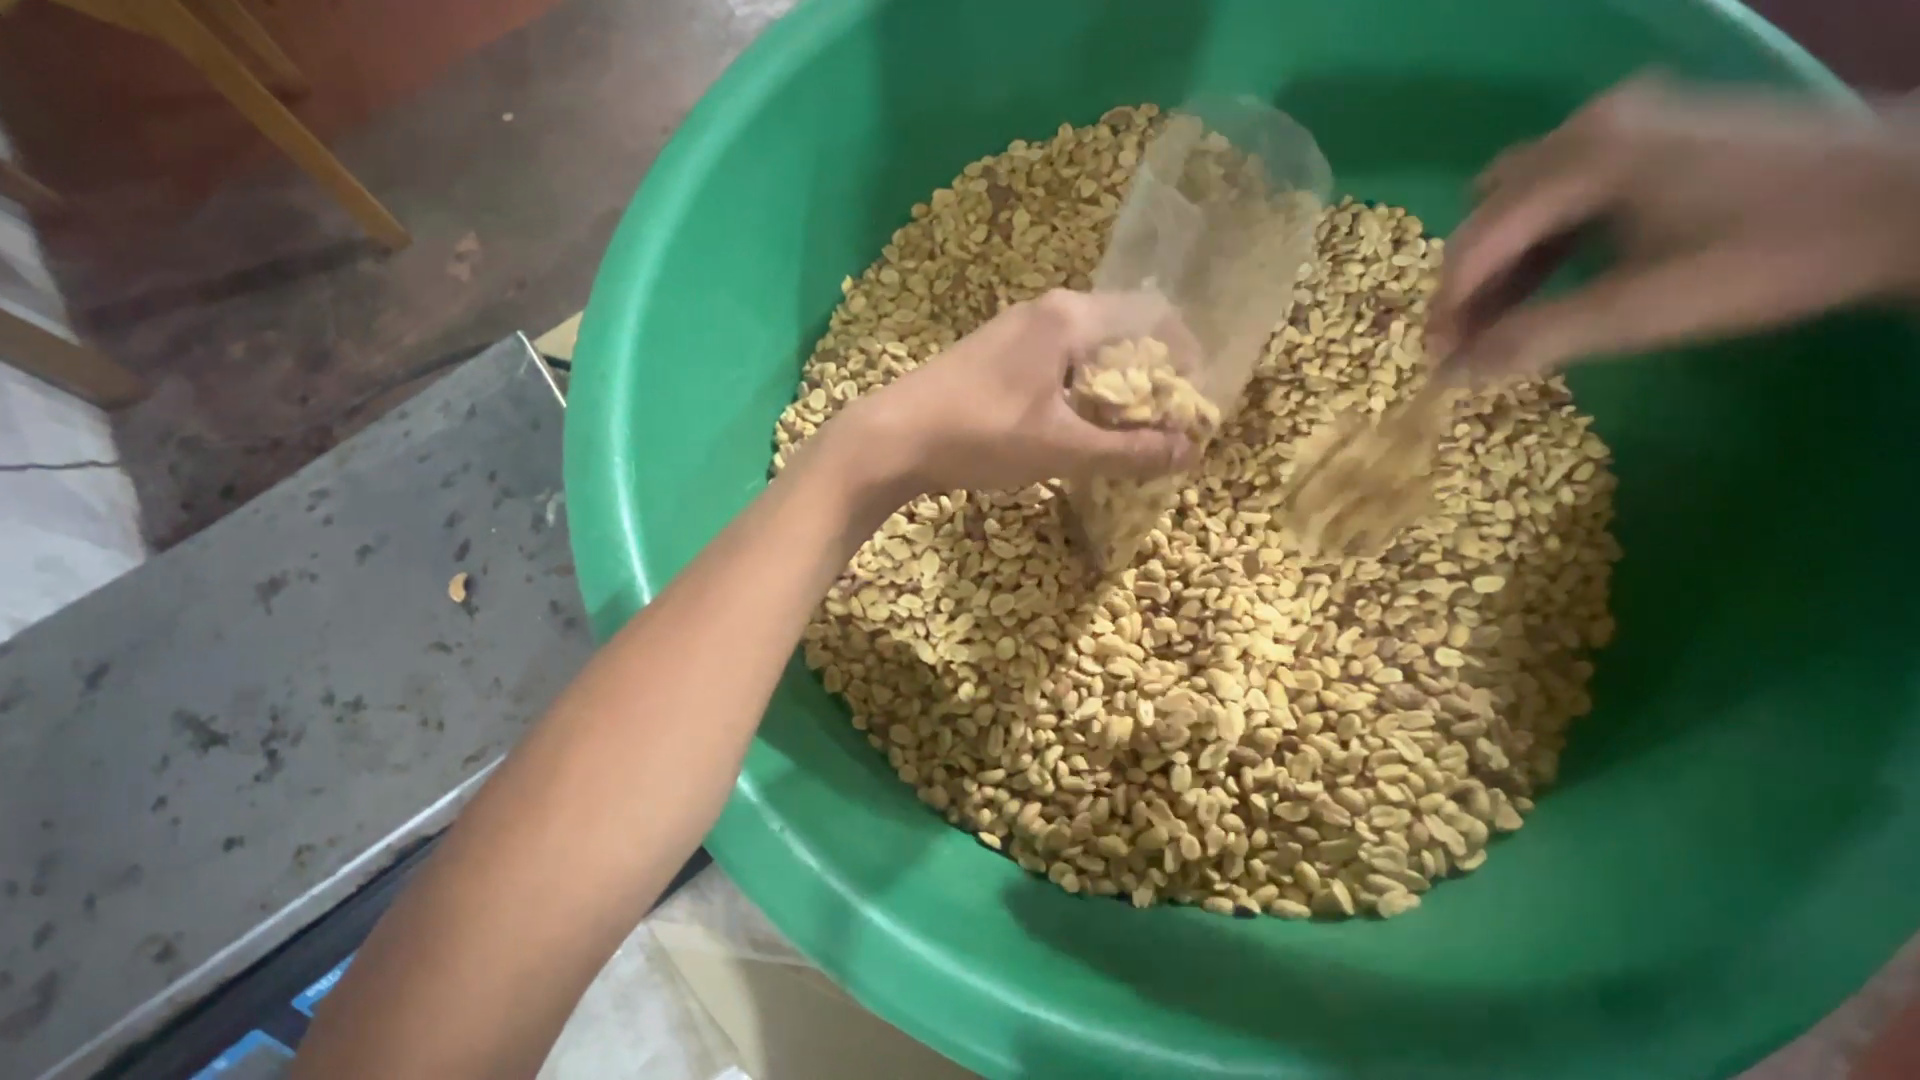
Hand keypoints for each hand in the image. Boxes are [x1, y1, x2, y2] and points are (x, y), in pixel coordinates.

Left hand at [840, 289, 1199, 494]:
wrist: (892, 436)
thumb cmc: (980, 435)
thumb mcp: (1061, 449)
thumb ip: (1128, 450)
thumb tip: (1188, 452)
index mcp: (1071, 318)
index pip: (1155, 316)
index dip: (1187, 356)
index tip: (1194, 401)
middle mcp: (1048, 310)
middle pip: (1124, 329)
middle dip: (1152, 374)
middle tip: (1164, 422)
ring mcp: (1018, 328)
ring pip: (1089, 346)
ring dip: (1115, 383)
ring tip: (1125, 430)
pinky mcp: (998, 352)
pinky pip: (1059, 360)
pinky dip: (1082, 387)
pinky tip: (1075, 425)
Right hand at [1429, 77, 1919, 378]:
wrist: (1919, 198)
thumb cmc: (1774, 255)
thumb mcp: (1643, 309)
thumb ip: (1535, 338)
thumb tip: (1452, 376)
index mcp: (1582, 160)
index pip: (1477, 240)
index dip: (1447, 308)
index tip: (1432, 362)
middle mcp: (1590, 127)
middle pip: (1490, 213)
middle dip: (1470, 283)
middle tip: (1466, 344)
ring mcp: (1627, 122)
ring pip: (1524, 199)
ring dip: (1505, 262)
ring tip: (1503, 320)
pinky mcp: (1656, 134)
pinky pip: (1565, 188)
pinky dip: (1545, 238)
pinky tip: (1553, 279)